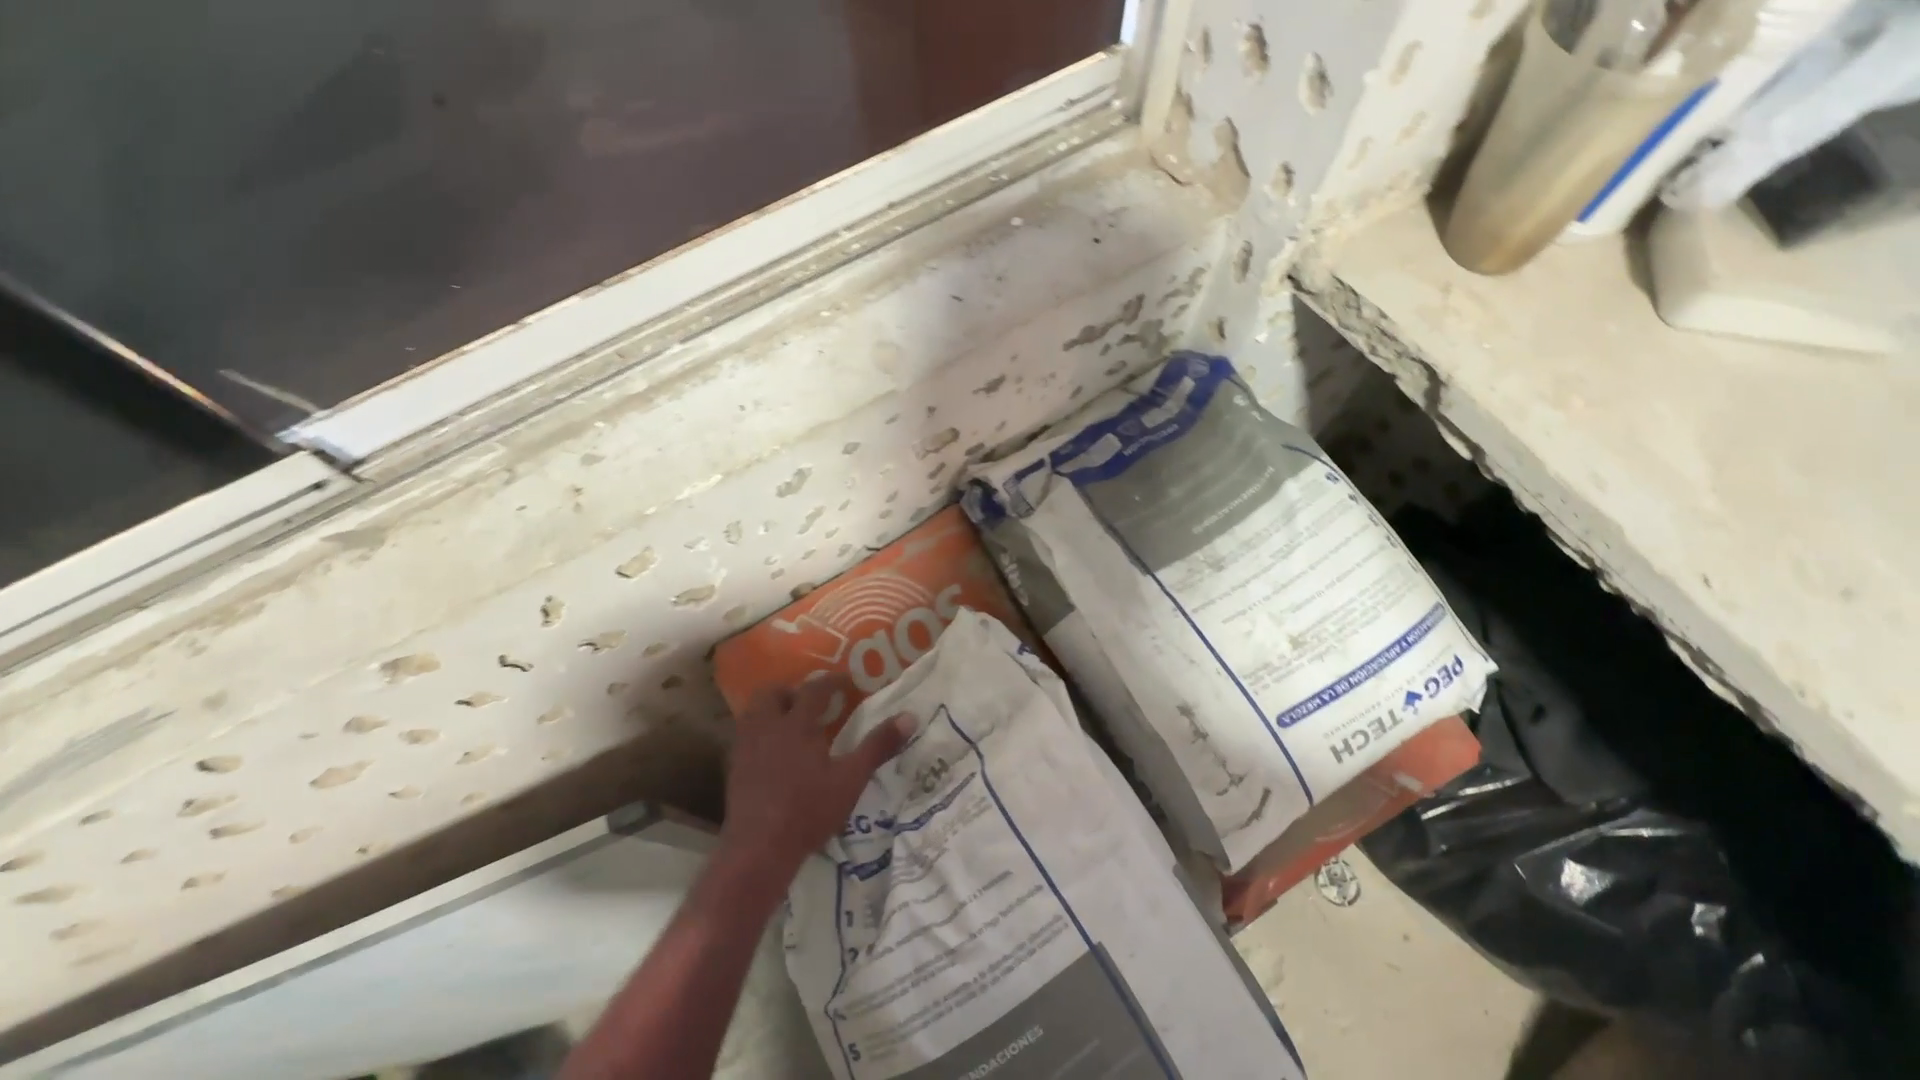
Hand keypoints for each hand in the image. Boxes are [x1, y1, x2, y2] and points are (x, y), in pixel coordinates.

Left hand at [718, 674, 911, 879]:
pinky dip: (760, 733)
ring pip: (753, 713)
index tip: (846, 681)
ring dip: (772, 710)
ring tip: (791, 723)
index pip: (814, 690)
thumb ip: (878, 746)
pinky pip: (745, 737)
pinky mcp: (733, 769)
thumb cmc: (809, 811)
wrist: (759, 847)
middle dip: (792, 691)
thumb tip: (909, 717)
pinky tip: (772, 753)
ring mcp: (745, 748)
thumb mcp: (851, 779)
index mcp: (796, 725)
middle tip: (811, 702)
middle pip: (772, 693)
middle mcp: (766, 728)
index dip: (831, 681)